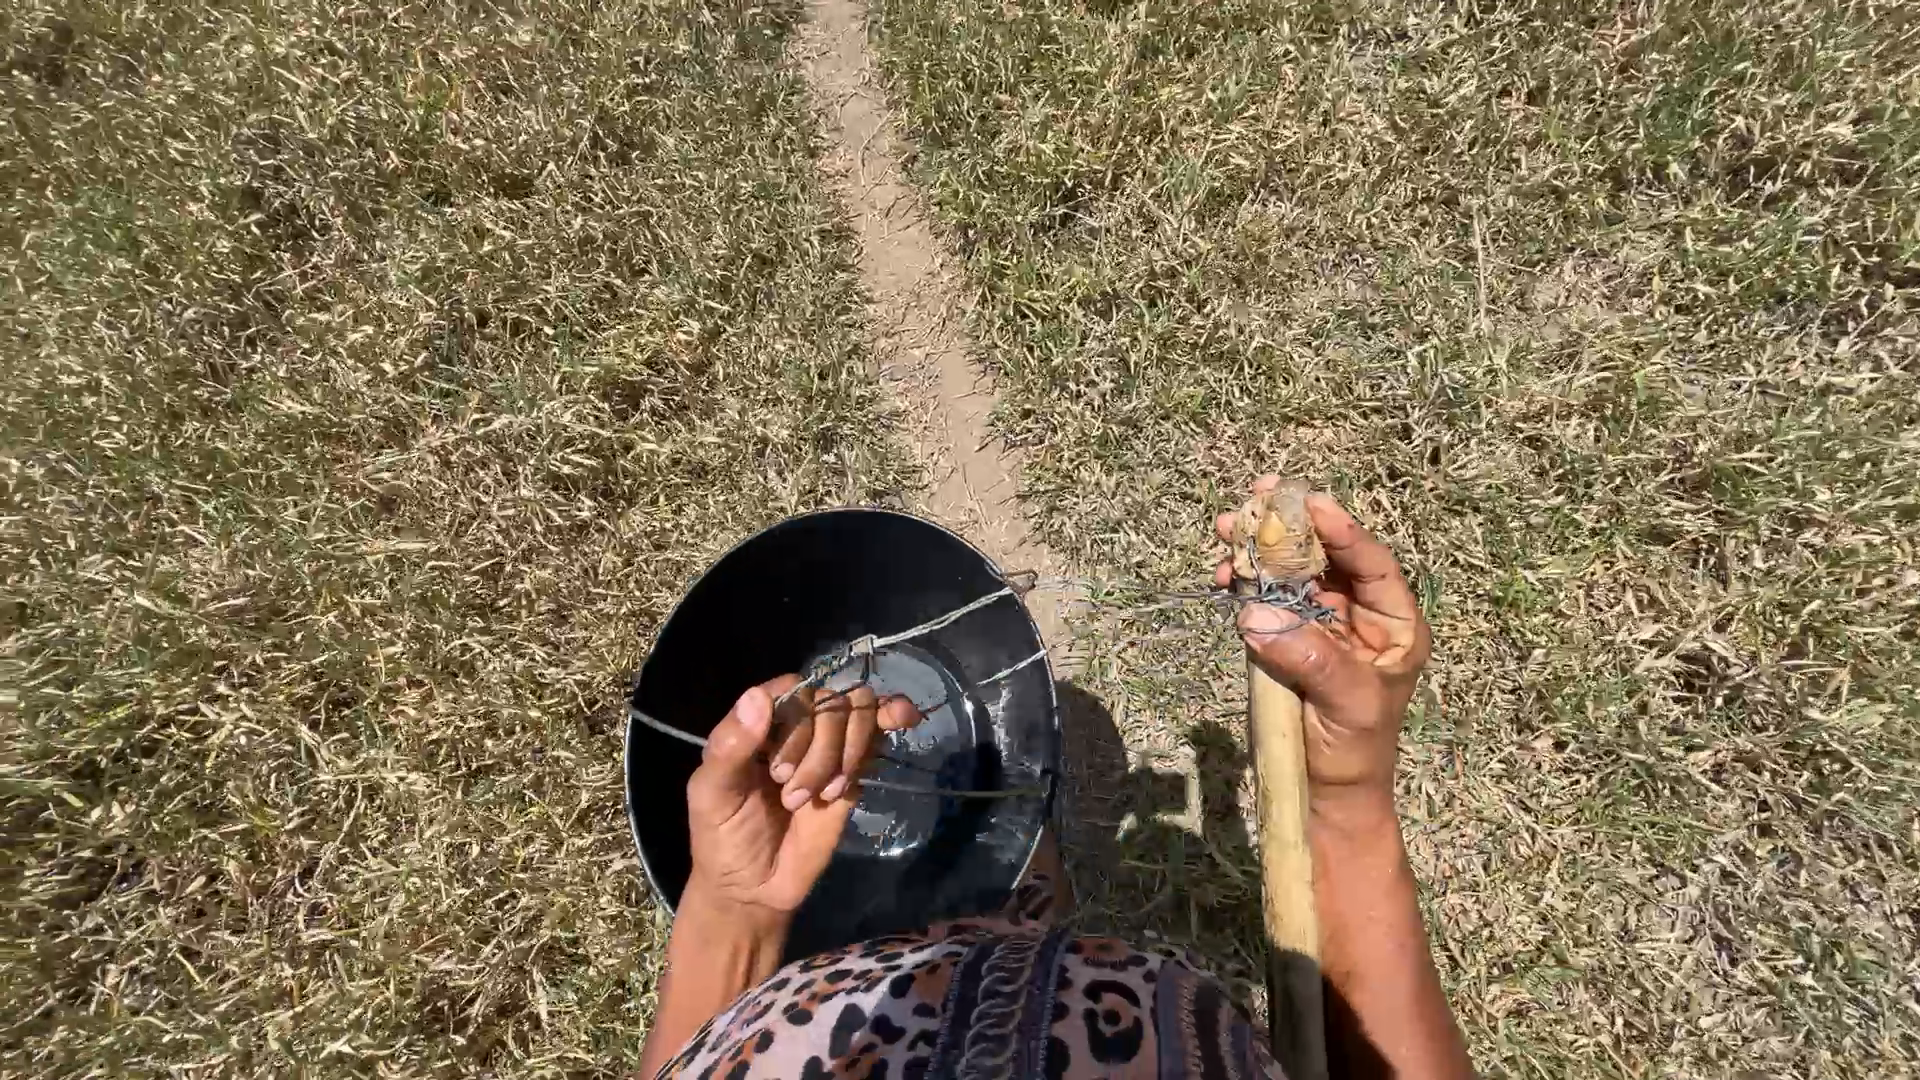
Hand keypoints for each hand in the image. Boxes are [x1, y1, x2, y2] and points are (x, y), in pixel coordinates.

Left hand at [684, 676, 920, 924]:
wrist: (756, 889)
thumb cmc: (723, 837)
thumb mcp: (712, 794)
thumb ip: (729, 746)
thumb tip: (757, 696)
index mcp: (760, 721)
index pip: (794, 690)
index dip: (796, 723)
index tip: (778, 770)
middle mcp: (797, 724)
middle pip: (831, 702)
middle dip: (819, 752)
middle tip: (793, 796)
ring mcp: (829, 744)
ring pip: (858, 713)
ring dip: (846, 754)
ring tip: (823, 795)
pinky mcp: (855, 768)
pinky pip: (878, 731)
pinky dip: (893, 714)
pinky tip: (905, 717)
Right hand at [1212, 478, 1431, 806]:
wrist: (1323, 789)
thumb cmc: (1354, 749)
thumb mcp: (1346, 703)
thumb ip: (1309, 658)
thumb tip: (1255, 615)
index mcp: (1390, 625)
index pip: (1372, 566)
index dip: (1343, 532)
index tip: (1313, 506)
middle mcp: (1351, 615)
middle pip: (1323, 557)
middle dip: (1290, 527)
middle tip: (1261, 492)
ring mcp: (1311, 623)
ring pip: (1286, 572)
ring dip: (1256, 548)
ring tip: (1225, 526)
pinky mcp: (1277, 636)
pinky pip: (1258, 598)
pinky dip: (1240, 583)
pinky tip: (1222, 575)